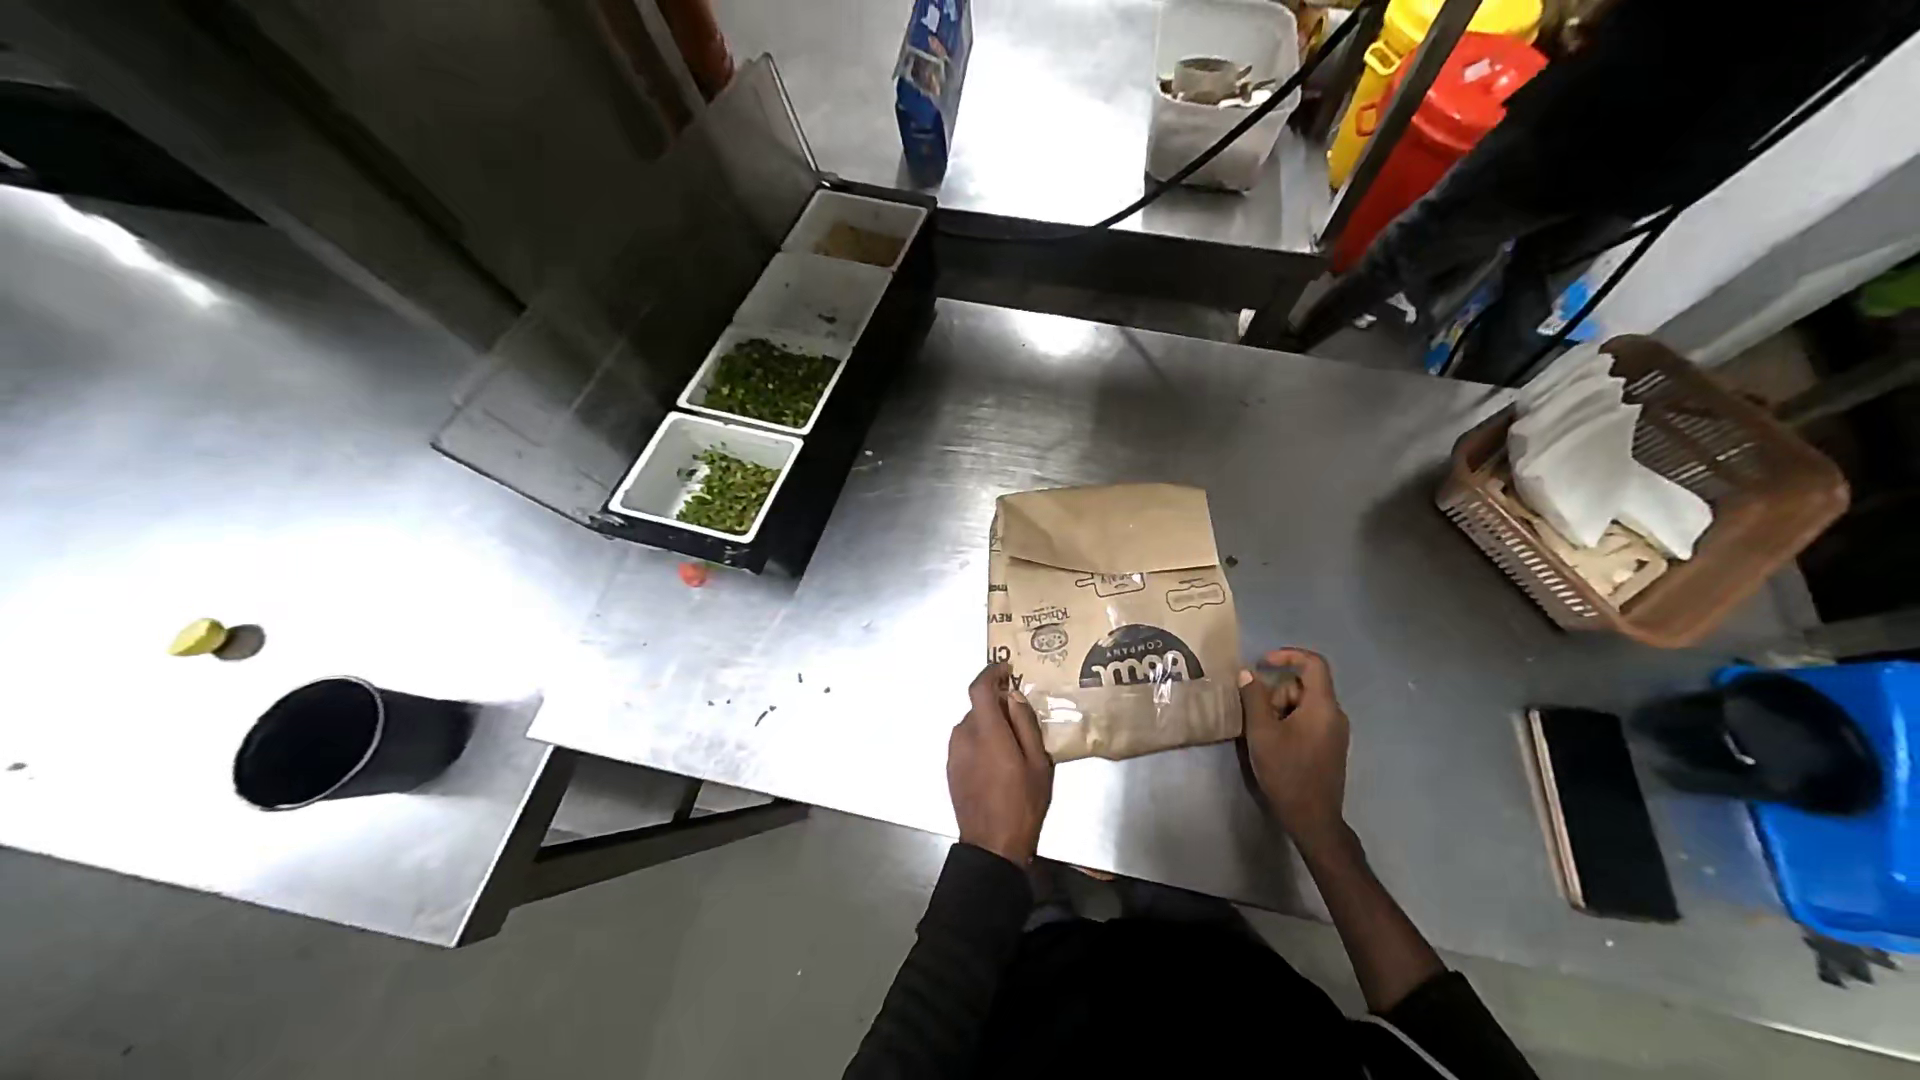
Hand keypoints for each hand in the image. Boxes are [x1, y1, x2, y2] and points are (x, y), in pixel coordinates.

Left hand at [948, 663, 1053, 865]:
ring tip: (1012, 747)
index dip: (991, 672)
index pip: (979, 688)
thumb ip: (1025, 724)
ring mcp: (953, 753)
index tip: (1006, 669)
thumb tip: (1013, 696)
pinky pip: (966, 742)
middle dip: (998, 706)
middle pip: (978, 707)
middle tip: (1020, 719)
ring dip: (989, 725)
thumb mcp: (1038, 763)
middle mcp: (963, 735)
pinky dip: (980, 741)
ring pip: (972, 725)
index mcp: (986, 731)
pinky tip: (997, 763)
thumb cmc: (1022, 803)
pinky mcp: (951, 768)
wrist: (992, 846)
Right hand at [1239, 648, 1349, 851]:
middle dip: (1276, 694)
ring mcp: (1335, 731)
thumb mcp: (1261, 732)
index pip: (1313, 664)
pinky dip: (1288, 722)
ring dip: (1280, 710)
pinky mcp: (1330, 745)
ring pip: (1303, 704)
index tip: (1262, 663)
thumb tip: (1247, 673)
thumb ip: (1253, 698)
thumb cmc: (1286, 772)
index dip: (1287, 655)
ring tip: (1265, 735)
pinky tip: (1275, 743)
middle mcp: (1335, 714)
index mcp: (1323, 707)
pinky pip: (1308, 719)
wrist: (1312, 818)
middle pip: (1303, 686)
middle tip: (1258, 718)